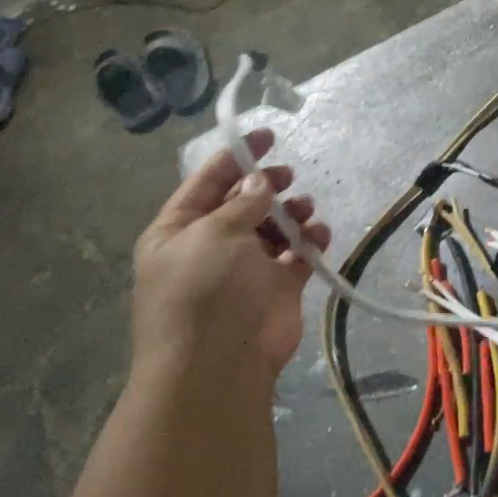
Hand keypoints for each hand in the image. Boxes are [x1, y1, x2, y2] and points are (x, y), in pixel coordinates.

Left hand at [130, 129, 330, 380]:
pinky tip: (319, 237)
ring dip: (293, 214)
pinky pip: (298, 254)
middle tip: (290, 177)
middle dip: (268, 187)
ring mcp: (245, 267)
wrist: (218, 361)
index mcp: (178, 230)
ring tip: (307, 213)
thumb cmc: (205, 291)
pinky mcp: (278, 286)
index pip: (206, 182)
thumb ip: (243, 203)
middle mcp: (210, 245)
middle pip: (243, 203)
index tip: (267, 134)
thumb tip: (262, 181)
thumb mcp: (214, 234)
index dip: (235, 156)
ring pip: (274, 227)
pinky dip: (310, 242)